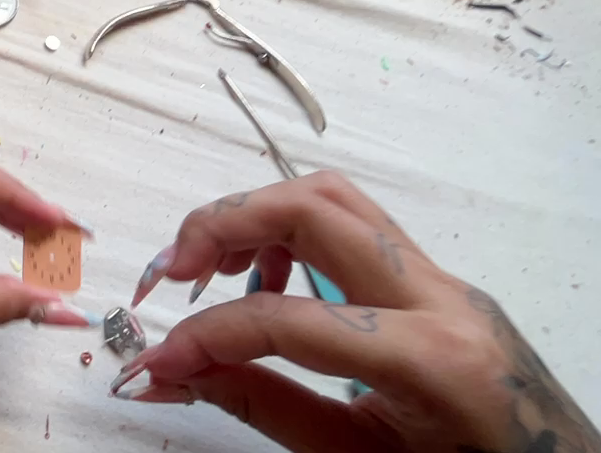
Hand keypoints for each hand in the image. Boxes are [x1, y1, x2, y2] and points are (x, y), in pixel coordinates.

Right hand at [113, 171, 600, 452]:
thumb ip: (255, 405)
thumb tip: (161, 373)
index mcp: (436, 362)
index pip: (285, 318)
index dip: (204, 335)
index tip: (155, 358)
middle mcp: (444, 298)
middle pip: (306, 207)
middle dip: (219, 225)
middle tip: (173, 272)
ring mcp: (445, 280)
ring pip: (327, 195)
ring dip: (253, 216)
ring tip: (214, 267)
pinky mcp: (436, 278)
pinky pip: (349, 222)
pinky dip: (288, 230)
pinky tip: (268, 277)